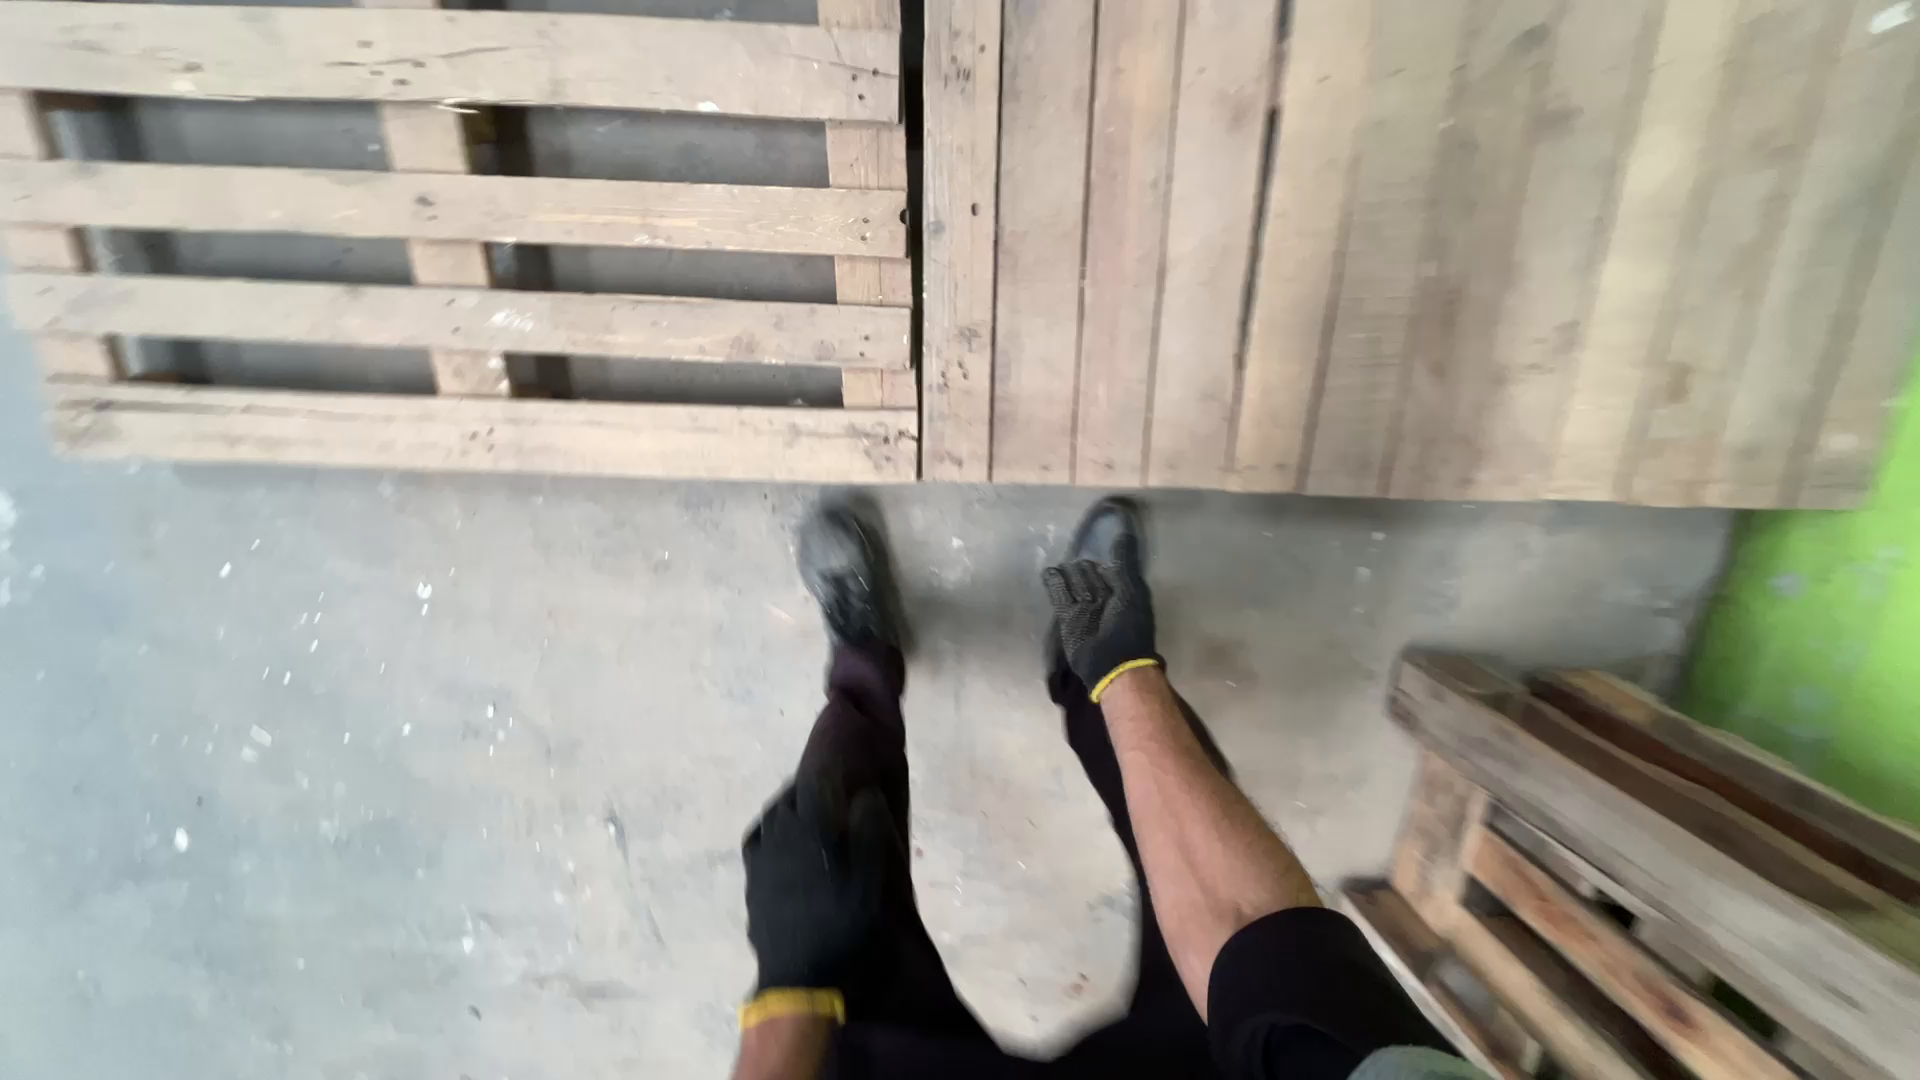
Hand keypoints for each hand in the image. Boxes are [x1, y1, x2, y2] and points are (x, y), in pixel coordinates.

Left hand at [742, 771, 897, 995]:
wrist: (805, 978)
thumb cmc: (847, 920)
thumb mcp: (873, 873)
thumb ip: (869, 826)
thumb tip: (865, 793)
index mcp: (808, 824)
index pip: (813, 779)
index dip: (827, 765)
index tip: (840, 758)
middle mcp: (778, 833)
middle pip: (789, 796)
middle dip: (807, 786)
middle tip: (829, 789)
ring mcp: (760, 860)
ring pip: (772, 818)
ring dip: (789, 809)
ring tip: (808, 815)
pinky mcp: (752, 884)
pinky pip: (760, 843)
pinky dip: (773, 834)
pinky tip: (782, 845)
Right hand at [1042, 532, 1160, 700]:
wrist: (1113, 662)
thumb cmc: (1128, 626)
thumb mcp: (1132, 590)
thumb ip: (1125, 562)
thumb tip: (1123, 533)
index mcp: (1123, 593)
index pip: (1111, 570)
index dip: (1106, 559)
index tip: (1100, 543)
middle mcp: (1103, 598)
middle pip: (1090, 575)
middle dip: (1084, 566)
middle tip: (1078, 552)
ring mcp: (1083, 608)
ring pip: (1074, 583)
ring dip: (1069, 572)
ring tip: (1062, 562)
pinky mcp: (1067, 618)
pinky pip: (1059, 596)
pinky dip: (1054, 583)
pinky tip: (1049, 572)